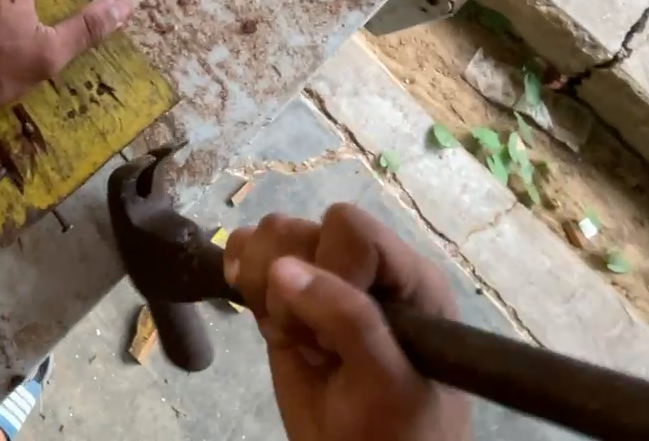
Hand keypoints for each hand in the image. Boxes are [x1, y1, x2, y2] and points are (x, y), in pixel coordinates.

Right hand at [223, 204, 469, 440]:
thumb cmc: (390, 433)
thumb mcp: (384, 384)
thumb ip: (348, 321)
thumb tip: (282, 268)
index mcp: (408, 278)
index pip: (354, 229)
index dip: (332, 266)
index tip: (332, 330)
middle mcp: (365, 264)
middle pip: (303, 227)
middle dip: (291, 286)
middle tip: (312, 344)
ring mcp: (320, 270)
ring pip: (270, 232)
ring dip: (264, 287)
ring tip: (288, 335)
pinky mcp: (282, 281)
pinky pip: (245, 244)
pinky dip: (240, 271)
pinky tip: (256, 311)